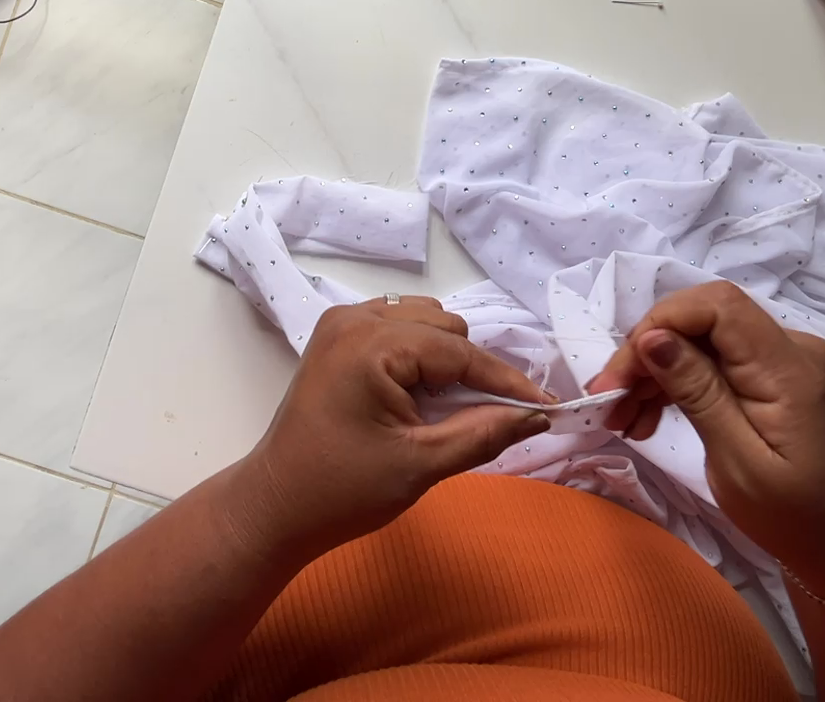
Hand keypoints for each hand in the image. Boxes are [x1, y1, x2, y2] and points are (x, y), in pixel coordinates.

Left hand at [230, 296, 553, 556]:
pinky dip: (419, 351)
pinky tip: (416, 390)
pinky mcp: (336, 334)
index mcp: (371, 345)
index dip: (506, 381)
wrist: (276, 506)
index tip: (547, 405)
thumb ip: (484, 433)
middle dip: (471, 370)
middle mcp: (355, 318)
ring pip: (423, 319)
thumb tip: (538, 415)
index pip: (459, 352)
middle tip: (481, 417)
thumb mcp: (421, 466)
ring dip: (445, 358)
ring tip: (442, 407)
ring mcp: (341, 321)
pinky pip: (398, 324)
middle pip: (444, 326)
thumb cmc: (343, 491)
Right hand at [586, 281, 824, 598]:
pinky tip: (645, 414)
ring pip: (696, 337)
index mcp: (790, 369)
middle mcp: (789, 347)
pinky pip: (707, 357)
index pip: (719, 306)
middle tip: (608, 397)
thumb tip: (651, 337)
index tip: (624, 370)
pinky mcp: (764, 370)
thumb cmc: (792, 515)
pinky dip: (671, 380)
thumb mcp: (738, 463)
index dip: (663, 321)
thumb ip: (697, 393)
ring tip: (619, 416)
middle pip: (701, 318)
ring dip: (652, 370)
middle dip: (646, 350)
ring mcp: (777, 356)